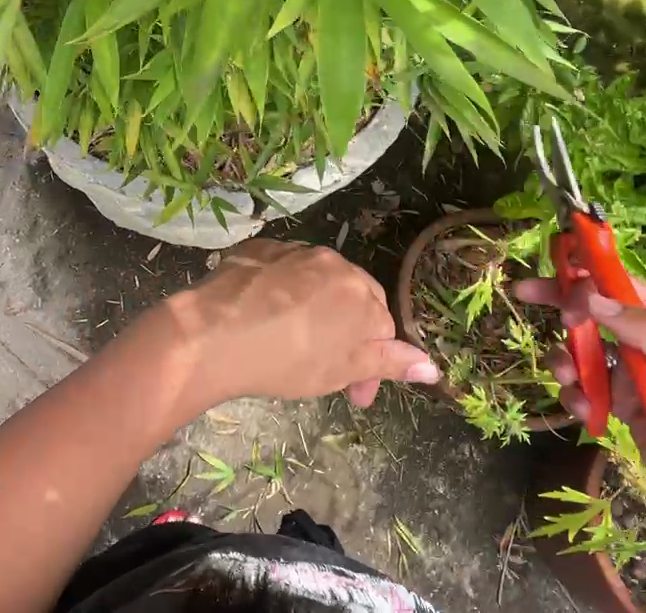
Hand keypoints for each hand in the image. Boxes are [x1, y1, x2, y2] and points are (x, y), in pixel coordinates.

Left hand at [154, 239, 440, 410]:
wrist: (213, 333)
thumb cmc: (286, 359)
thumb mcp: (340, 370)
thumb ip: (388, 363)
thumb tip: (431, 366)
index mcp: (359, 292)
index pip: (381, 328)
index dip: (371, 366)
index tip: (354, 396)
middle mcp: (330, 261)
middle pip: (351, 298)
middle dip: (346, 334)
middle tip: (325, 369)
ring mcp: (291, 250)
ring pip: (315, 281)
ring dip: (314, 310)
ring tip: (291, 343)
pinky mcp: (257, 248)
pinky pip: (281, 269)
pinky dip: (281, 291)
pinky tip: (265, 316)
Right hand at [513, 277, 645, 515]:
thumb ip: (645, 330)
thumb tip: (590, 295)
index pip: (617, 285)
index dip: (584, 276)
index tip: (555, 280)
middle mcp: (643, 342)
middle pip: (591, 309)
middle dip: (559, 304)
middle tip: (525, 295)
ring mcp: (628, 372)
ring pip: (579, 349)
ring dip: (563, 358)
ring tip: (565, 376)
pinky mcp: (617, 400)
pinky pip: (582, 385)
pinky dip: (573, 393)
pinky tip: (582, 410)